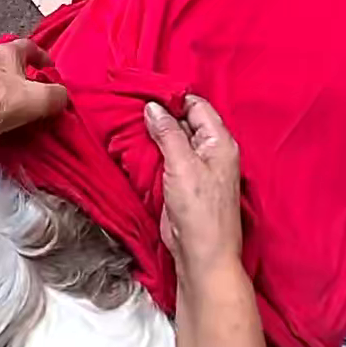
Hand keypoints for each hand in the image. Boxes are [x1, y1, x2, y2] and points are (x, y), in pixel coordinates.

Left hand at [0, 39, 67, 141]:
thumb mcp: (38, 100)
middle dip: (24, 76)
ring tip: (15, 109)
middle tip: (35, 94)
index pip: (30, 46)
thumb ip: (56, 96)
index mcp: (7, 50)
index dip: (43, 57)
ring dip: (5, 91)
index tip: (50, 70)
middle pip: (10, 62)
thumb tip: (61, 97)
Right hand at [144, 95, 243, 283]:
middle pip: (183, 120)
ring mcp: (195, 166)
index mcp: (219, 141)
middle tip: (129, 103)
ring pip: (172, 138)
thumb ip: (168, 133)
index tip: (144, 92)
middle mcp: (210, 150)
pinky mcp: (181, 180)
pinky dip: (150, 149)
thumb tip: (152, 108)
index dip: (172, 97)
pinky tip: (133, 143)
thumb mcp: (182, 165)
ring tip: (127, 120)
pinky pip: (165, 156)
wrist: (201, 254)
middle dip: (159, 113)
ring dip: (152, 132)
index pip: (196, 106)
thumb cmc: (200, 212)